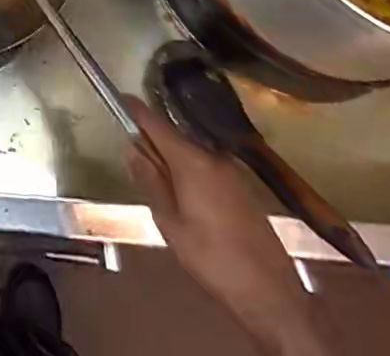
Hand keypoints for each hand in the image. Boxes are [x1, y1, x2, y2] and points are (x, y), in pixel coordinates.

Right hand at [124, 96, 329, 355]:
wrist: (271, 291)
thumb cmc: (212, 259)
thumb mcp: (170, 224)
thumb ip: (150, 181)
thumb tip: (131, 149)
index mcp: (191, 161)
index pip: (156, 123)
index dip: (135, 110)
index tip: (118, 98)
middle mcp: (211, 155)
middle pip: (172, 135)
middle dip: (151, 141)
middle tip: (132, 160)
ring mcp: (229, 169)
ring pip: (189, 151)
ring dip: (169, 158)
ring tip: (156, 184)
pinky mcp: (240, 185)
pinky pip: (204, 165)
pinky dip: (187, 170)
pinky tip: (183, 197)